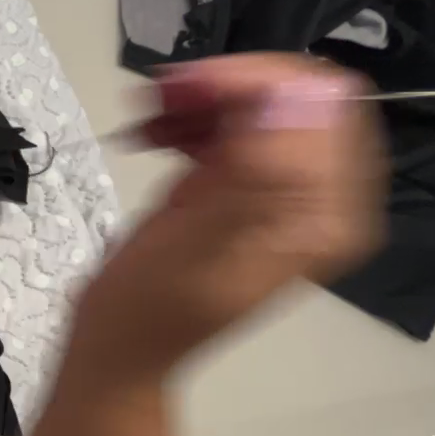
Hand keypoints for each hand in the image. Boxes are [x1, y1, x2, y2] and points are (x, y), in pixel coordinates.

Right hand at [68, 54, 385, 386]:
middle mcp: (317, 199)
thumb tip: (292, 96)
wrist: (113, 355)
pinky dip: (195, 123)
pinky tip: (152, 134)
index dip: (254, 80)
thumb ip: (255, 176)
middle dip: (226, 86)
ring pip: (263, 111)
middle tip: (153, 95)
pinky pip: (235, 135)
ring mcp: (278, 196)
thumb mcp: (195, 247)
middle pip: (296, 102)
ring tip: (145, 115)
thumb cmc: (141, 312)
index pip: (321, 106)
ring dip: (205, 102)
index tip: (176, 85)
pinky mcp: (240, 195)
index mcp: (321, 214)